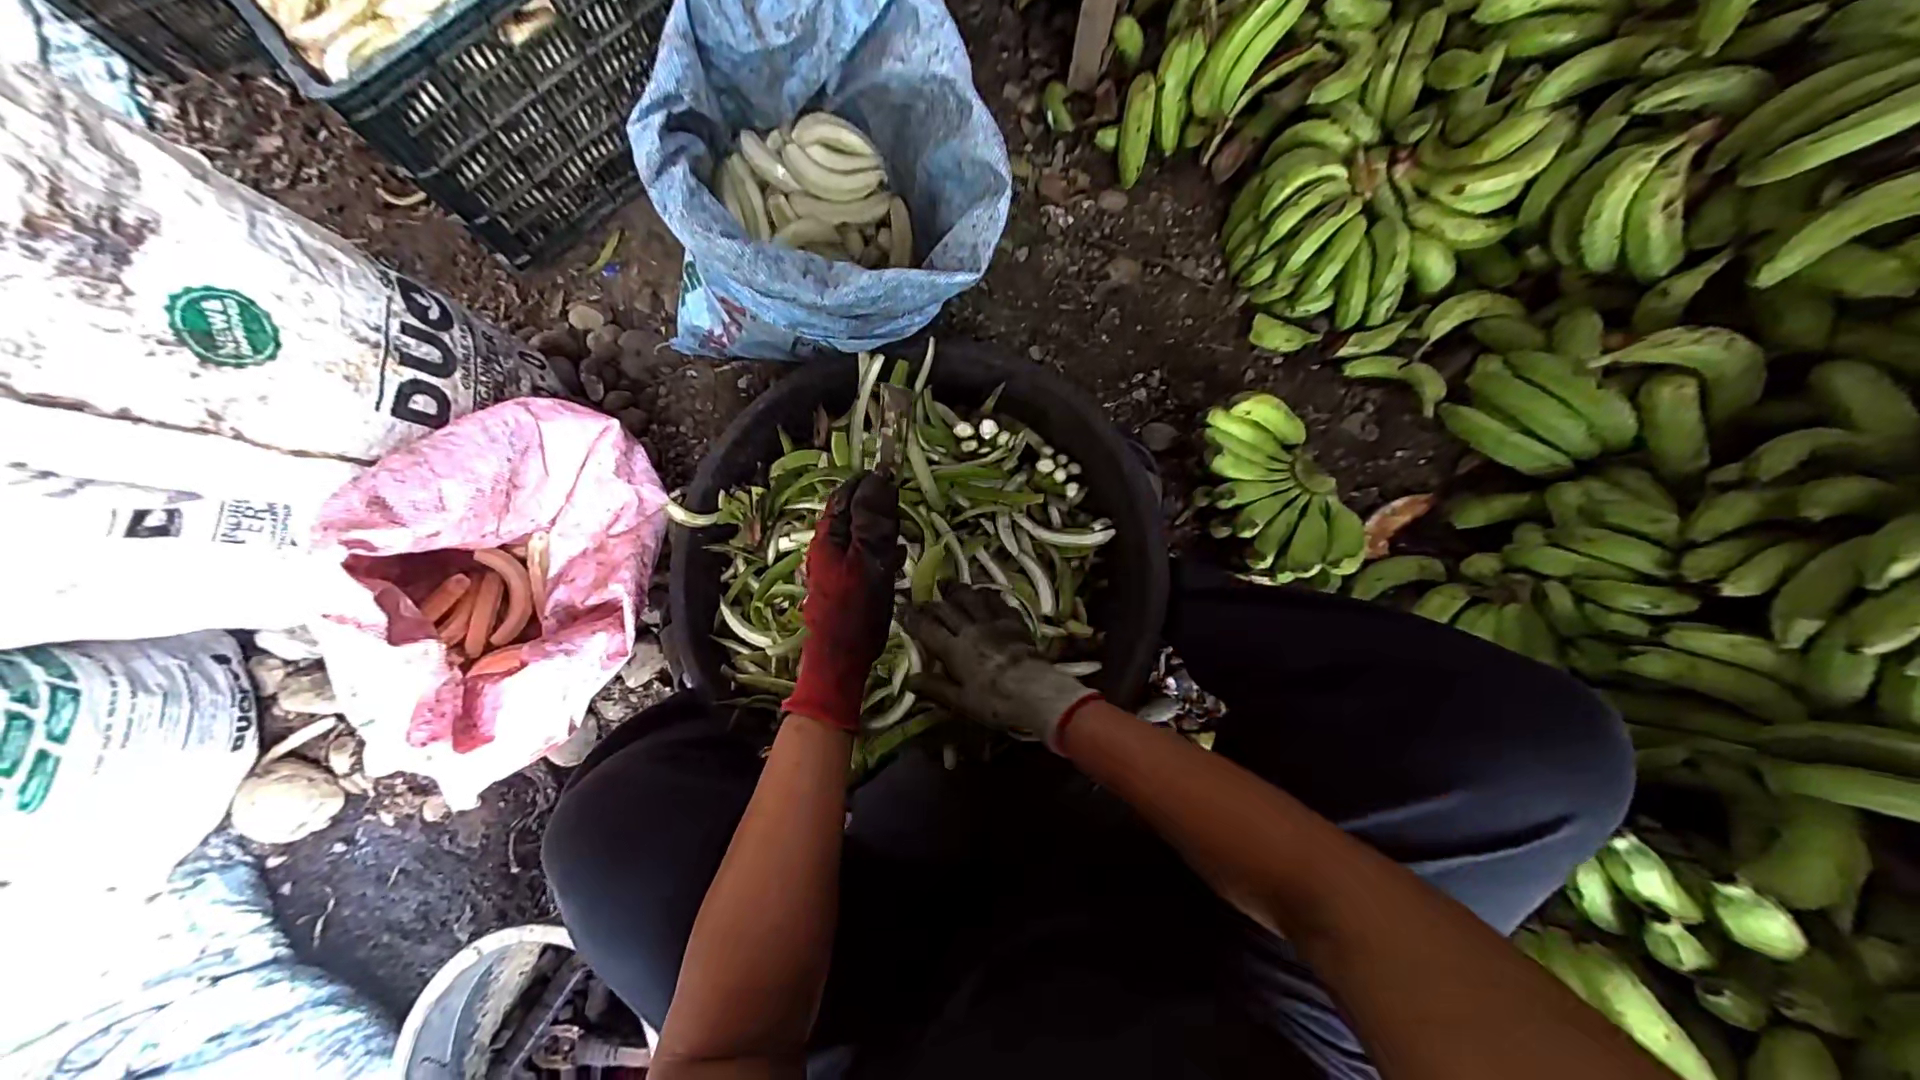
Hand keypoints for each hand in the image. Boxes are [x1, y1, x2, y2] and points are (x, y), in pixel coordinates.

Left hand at [781, 471, 902, 731]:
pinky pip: (863, 555)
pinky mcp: (843, 582)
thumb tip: (879, 478)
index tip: (896, 477)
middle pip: (853, 512)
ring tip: (902, 534)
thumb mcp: (870, 559)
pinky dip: (880, 552)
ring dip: (882, 530)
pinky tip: (895, 561)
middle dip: (878, 506)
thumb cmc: (856, 608)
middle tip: (901, 510)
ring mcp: (833, 564)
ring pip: (860, 534)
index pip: (848, 493)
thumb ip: (873, 519)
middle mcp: (826, 545)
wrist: (840, 658)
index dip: (871, 481)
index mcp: (829, 534)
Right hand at [905, 585, 1100, 751]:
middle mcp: (970, 629)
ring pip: (971, 598)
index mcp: (954, 649)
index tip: (901, 608)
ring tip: (950, 585)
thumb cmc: (995, 702)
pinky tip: (985, 594)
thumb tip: (910, 680)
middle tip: (923, 598)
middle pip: (947, 609)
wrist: (1035, 690)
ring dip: (958, 590)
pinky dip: (987, 595)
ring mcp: (994, 622)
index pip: (927, 628)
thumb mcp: (960, 701)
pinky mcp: (1014, 622)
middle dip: (932, 602)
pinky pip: (998, 602)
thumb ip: (935, 688)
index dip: (912, 617)